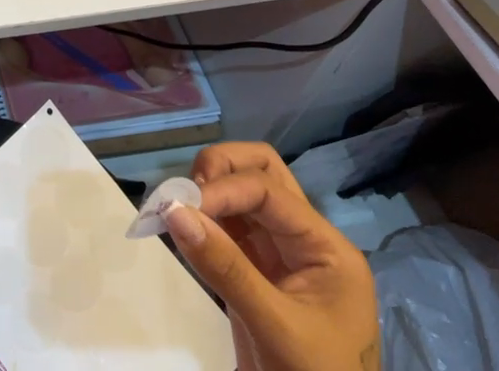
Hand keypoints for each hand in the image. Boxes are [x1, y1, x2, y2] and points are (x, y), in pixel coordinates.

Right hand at [164, 143, 379, 370]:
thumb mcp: (276, 327)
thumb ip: (225, 268)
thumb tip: (172, 210)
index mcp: (326, 248)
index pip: (269, 190)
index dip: (222, 189)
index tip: (179, 206)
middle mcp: (304, 240)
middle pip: (262, 172)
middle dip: (219, 170)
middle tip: (184, 194)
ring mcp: (278, 254)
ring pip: (242, 193)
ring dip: (207, 190)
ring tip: (176, 210)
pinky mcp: (253, 270)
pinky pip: (226, 226)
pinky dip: (200, 218)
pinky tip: (178, 228)